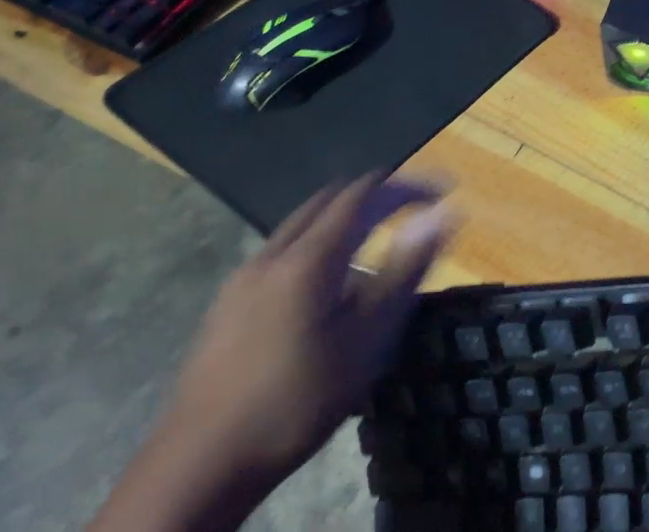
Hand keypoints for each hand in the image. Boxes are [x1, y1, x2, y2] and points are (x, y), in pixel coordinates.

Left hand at [91, 174, 453, 531]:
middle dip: (376, 194)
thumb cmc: (300, 398)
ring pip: (301, 226)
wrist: (202, 463)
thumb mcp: (369, 336)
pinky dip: (319, 244)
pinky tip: (334, 284)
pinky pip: (283, 252)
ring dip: (346, 219)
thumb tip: (443, 215)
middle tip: (417, 206)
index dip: (408, 185)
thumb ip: (405, 269)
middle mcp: (270, 257)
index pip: (363, 195)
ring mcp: (242, 281)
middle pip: (328, 200)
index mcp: (308, 259)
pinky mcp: (228, 306)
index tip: (446, 190)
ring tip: (381, 241)